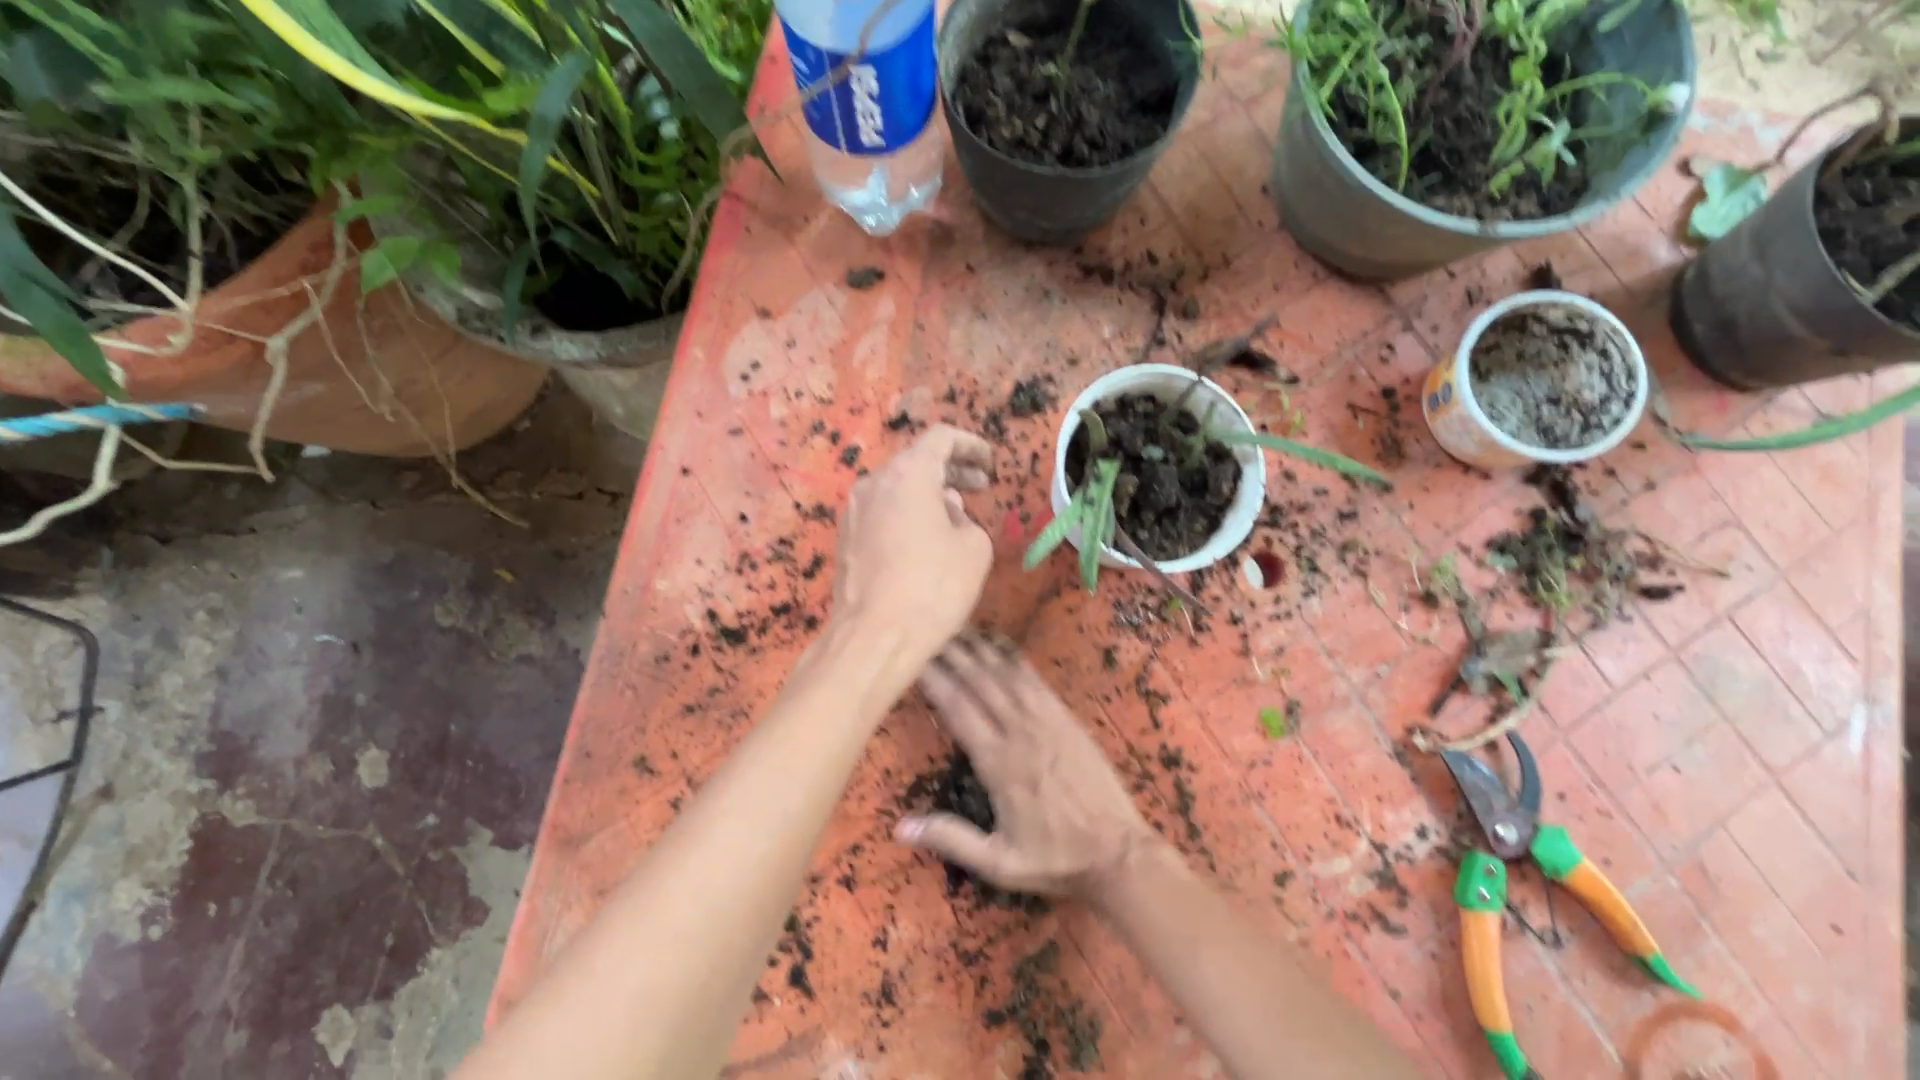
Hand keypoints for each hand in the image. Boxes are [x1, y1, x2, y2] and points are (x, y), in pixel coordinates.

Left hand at [834, 425, 994, 659]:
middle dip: (951, 469)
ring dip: (928, 493)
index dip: (970, 445)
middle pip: (915, 461)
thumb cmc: (932, 588)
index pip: (940, 438)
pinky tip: (926, 539)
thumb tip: (948, 513)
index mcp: (907, 474)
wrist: (873, 637)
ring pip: (896, 487)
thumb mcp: (974, 549)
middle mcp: (874, 483)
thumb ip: (967, 519)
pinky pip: (882, 512)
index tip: (989, 461)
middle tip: (981, 486)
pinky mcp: (845, 540)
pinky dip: (907, 513)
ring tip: (956, 515)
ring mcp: (854, 512)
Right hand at [895, 635, 1153, 898]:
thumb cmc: (1056, 859)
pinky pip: (1037, 681)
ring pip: (1008, 675)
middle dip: (954, 654)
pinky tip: (1002, 647)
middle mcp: (1021, 733)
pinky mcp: (1069, 720)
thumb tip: (899, 827)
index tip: (914, 658)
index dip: (935, 680)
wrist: (1119, 853)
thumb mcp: (999, 863)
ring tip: (959, 629)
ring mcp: (1049, 722)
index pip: (958, 710)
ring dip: (982, 650)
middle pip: (980, 683)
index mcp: (999, 764)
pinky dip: (1016, 660)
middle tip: (929, 630)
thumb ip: (951, 839)